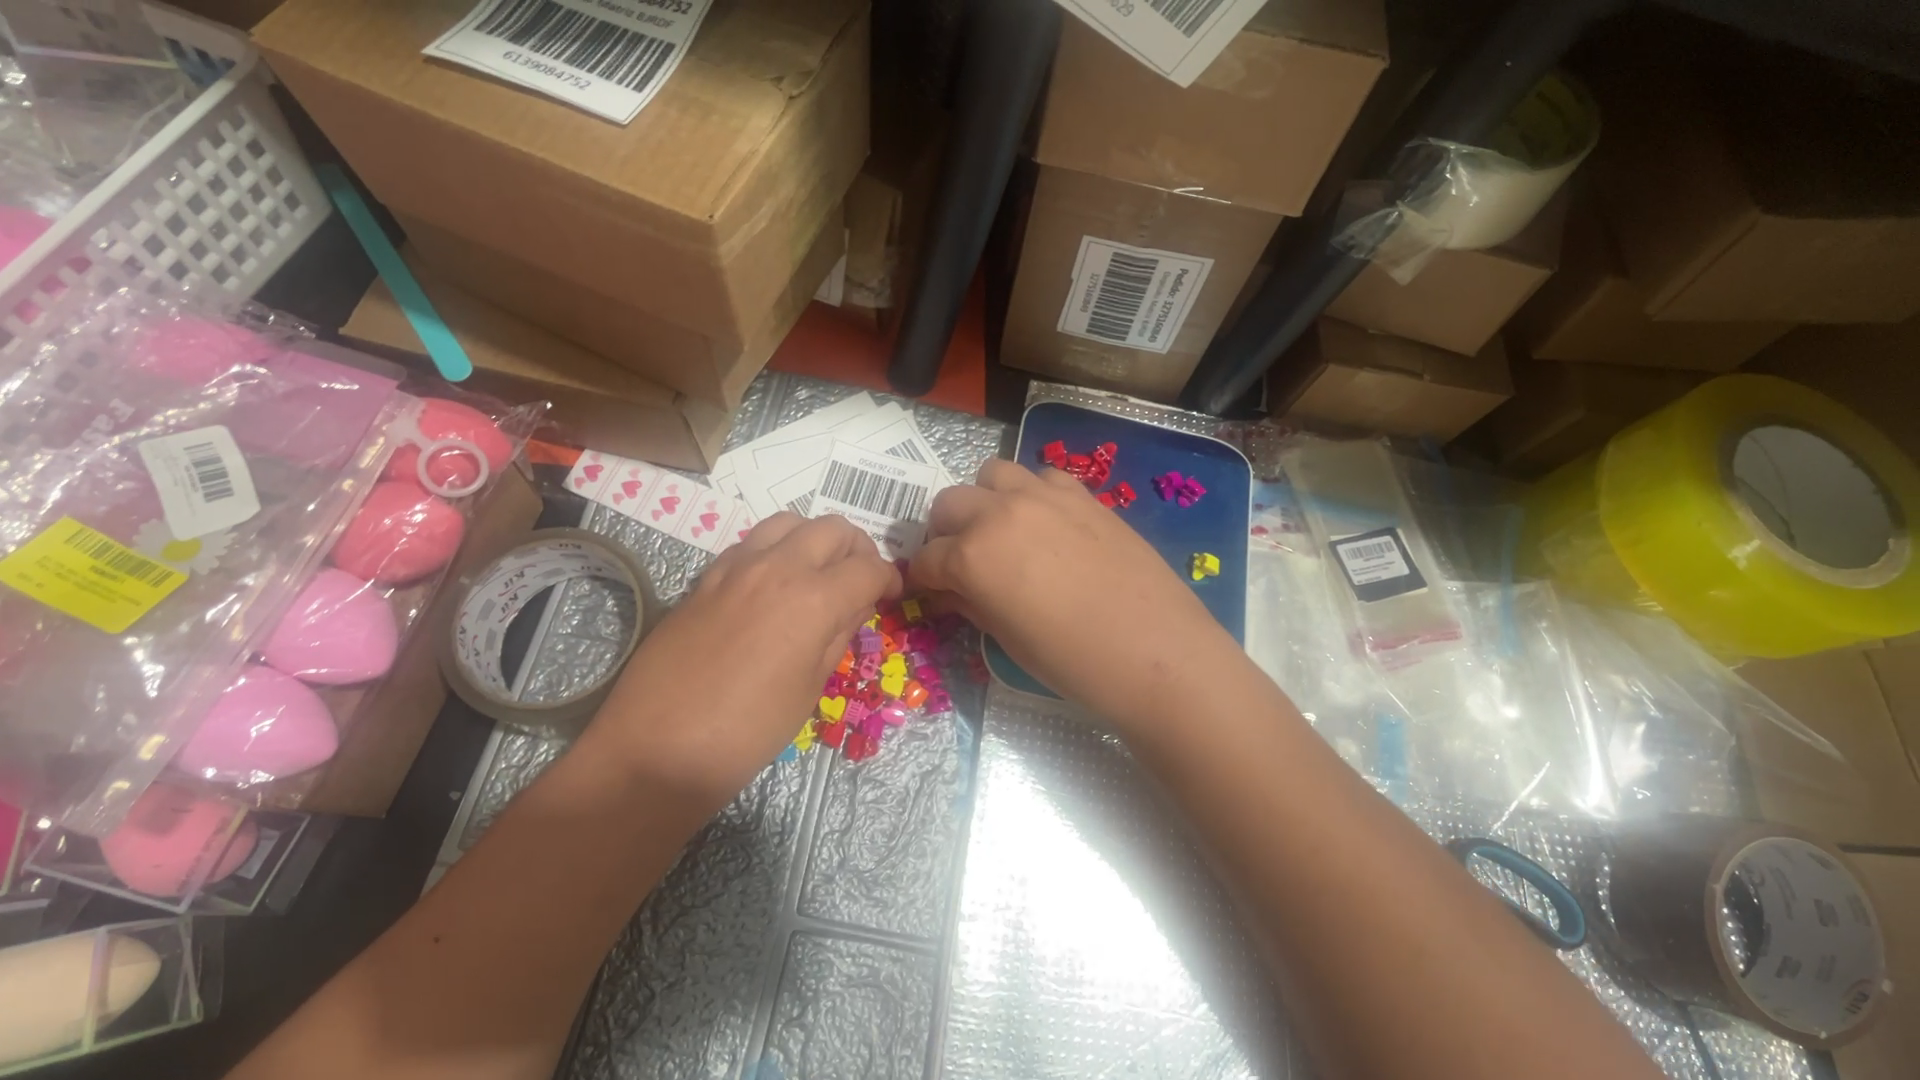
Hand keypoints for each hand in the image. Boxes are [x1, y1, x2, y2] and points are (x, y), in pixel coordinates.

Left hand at [586, 513, 899, 807]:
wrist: (657, 748)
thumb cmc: (747, 733)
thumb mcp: (809, 690)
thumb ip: (837, 636)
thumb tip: (854, 606)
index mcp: (813, 599)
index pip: (868, 569)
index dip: (889, 579)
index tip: (891, 594)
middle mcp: (777, 568)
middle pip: (832, 530)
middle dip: (857, 549)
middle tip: (860, 579)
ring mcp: (735, 568)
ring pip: (788, 523)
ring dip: (813, 539)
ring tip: (817, 572)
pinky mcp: (705, 578)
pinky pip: (750, 544)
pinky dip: (774, 550)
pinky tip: (772, 585)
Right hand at [910, 460, 1242, 728]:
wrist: (1155, 652)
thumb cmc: (1073, 662)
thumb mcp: (1008, 640)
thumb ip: (971, 605)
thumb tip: (950, 592)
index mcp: (972, 556)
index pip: (926, 559)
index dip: (922, 579)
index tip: (929, 592)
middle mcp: (1000, 513)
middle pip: (949, 504)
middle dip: (946, 534)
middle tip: (962, 563)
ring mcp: (1044, 497)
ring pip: (993, 474)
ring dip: (986, 501)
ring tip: (1003, 533)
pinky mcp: (1082, 495)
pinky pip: (1042, 477)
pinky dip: (1032, 495)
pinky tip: (1047, 526)